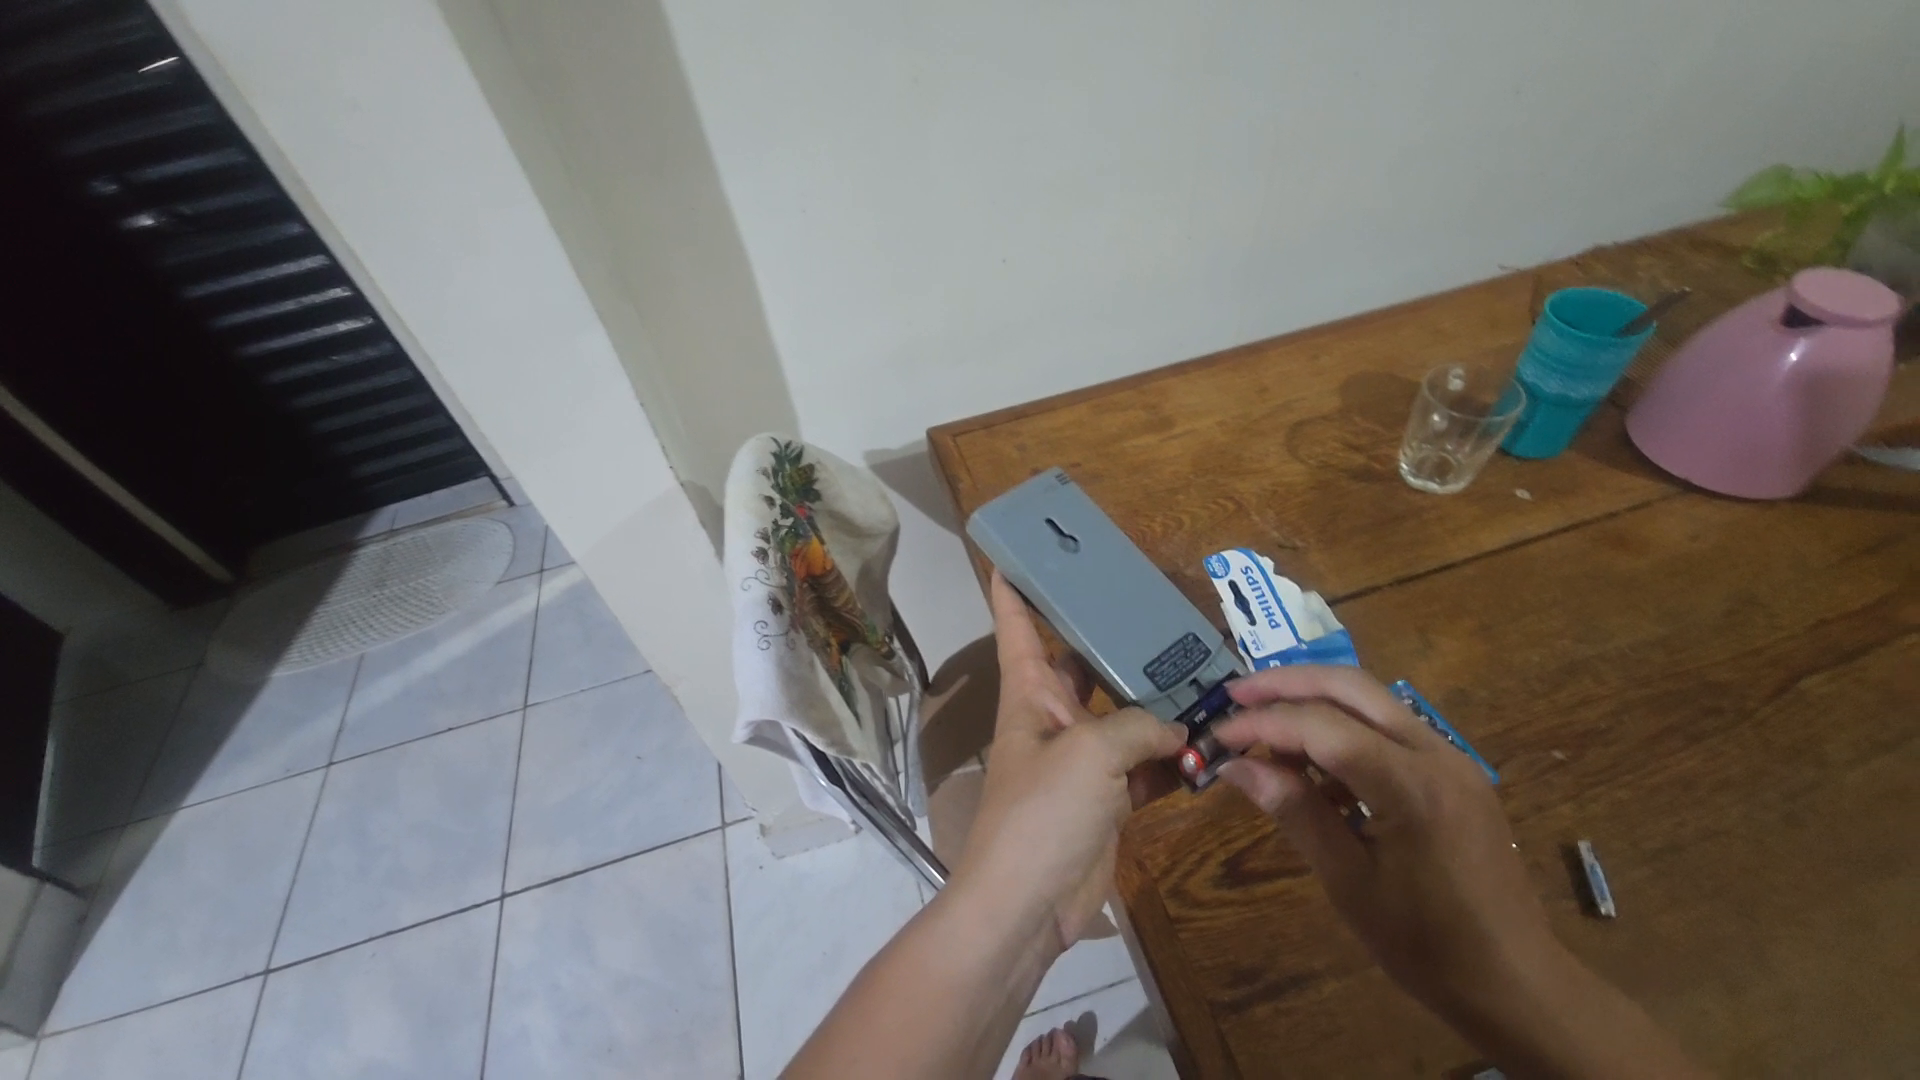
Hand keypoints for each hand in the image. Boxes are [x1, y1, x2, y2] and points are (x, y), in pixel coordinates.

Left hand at [952, 573, 1187, 949]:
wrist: (1028, 902)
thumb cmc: (1043, 811)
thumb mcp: (1090, 753)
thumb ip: (1137, 726)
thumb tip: (1176, 725)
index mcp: (1028, 693)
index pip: (1015, 625)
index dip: (1013, 587)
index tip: (1017, 550)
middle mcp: (1053, 717)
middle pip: (1081, 662)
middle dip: (1112, 637)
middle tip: (1161, 607)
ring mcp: (1082, 759)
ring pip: (1123, 714)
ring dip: (1157, 698)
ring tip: (1205, 667)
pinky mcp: (1108, 798)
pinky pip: (1145, 765)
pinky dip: (1174, 756)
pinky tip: (1212, 739)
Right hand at [1210, 667, 1562, 1029]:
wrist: (1517, 982)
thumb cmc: (1425, 943)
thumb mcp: (1348, 881)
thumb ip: (1294, 810)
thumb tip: (1234, 766)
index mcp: (1411, 786)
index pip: (1321, 727)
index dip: (1262, 724)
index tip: (1217, 736)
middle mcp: (1435, 754)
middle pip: (1350, 687)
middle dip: (1286, 684)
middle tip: (1234, 695)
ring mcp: (1450, 758)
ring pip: (1370, 700)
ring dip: (1313, 700)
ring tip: (1264, 725)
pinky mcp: (1452, 771)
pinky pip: (1387, 729)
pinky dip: (1342, 729)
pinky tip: (1313, 764)